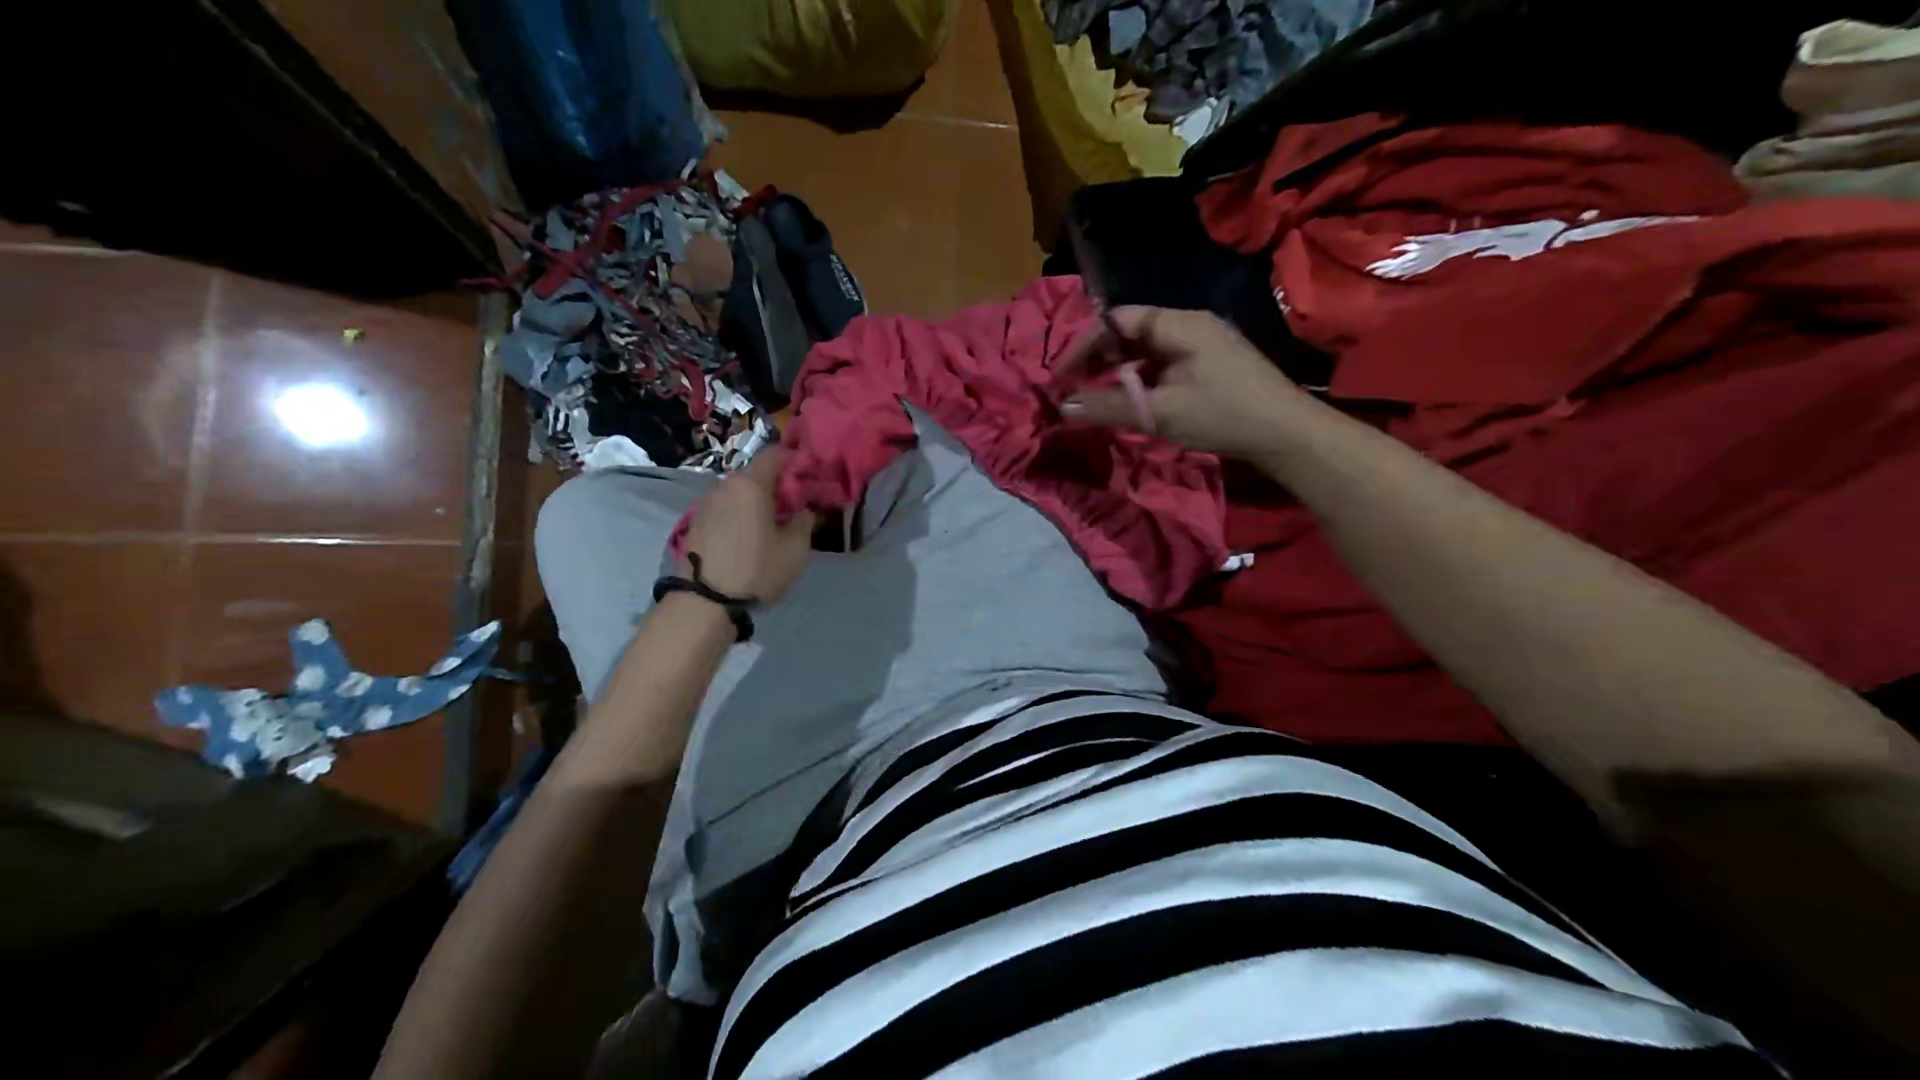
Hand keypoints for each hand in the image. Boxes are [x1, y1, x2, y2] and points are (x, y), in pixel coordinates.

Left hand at [680, 448, 815, 602]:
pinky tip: (753, 533)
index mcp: (750, 484)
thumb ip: (804, 521)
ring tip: (775, 521)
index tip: (813, 475)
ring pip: (740, 491)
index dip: (798, 460)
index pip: (776, 454)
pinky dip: (743, 512)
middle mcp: (725, 485)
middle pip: (757, 473)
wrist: (704, 602)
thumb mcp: (795, 549)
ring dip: (760, 500)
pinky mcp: (697, 522)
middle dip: (780, 483)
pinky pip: (727, 507)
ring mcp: (706, 503)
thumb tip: (803, 510)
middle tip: (798, 502)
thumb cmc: (756, 571)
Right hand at [1057, 307, 1316, 461]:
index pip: (1118, 320)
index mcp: (1180, 325)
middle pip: (1131, 332)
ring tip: (1098, 398)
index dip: (1084, 344)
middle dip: (1099, 358)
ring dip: (1119, 372)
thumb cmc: (1224, 415)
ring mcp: (1204, 345)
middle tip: (1076, 387)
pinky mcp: (1211, 366)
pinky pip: (1164, 365)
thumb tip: (1063, 408)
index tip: (1062, 375)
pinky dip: (1142, 381)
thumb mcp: (1161, 413)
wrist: (1288, 434)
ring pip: (1147, 351)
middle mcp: (1191, 326)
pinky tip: (1134, 403)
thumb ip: (1109, 408)